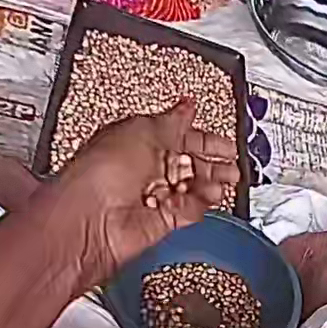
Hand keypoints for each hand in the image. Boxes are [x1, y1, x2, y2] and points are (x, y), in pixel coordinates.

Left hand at [53, 99, 237, 286]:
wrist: (95, 217)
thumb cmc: (104, 171)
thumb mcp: (145, 131)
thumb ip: (173, 121)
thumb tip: (187, 106)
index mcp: (141, 141)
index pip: (179, 137)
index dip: (203, 139)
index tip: (225, 142)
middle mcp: (148, 169)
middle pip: (190, 165)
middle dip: (213, 164)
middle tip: (231, 165)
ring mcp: (155, 196)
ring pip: (193, 189)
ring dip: (210, 183)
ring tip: (225, 180)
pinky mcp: (162, 220)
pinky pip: (190, 210)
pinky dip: (201, 203)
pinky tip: (210, 196)